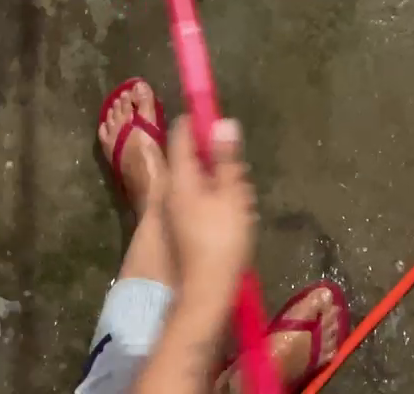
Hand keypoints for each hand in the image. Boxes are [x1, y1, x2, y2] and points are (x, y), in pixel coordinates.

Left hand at [162, 116, 256, 307]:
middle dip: (217, 157)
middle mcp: (172, 189)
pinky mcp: (184, 226)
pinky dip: (217, 199)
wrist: (208, 292)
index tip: (219, 121)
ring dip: (221, 181)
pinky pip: (200, 199)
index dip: (199, 121)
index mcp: (180, 176)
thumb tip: (223, 122)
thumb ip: (226, 157)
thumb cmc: (221, 239)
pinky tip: (236, 214)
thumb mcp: (231, 193)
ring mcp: (175, 209)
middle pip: (192, 157)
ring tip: (242, 198)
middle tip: (239, 172)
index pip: (181, 132)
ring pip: (199, 179)